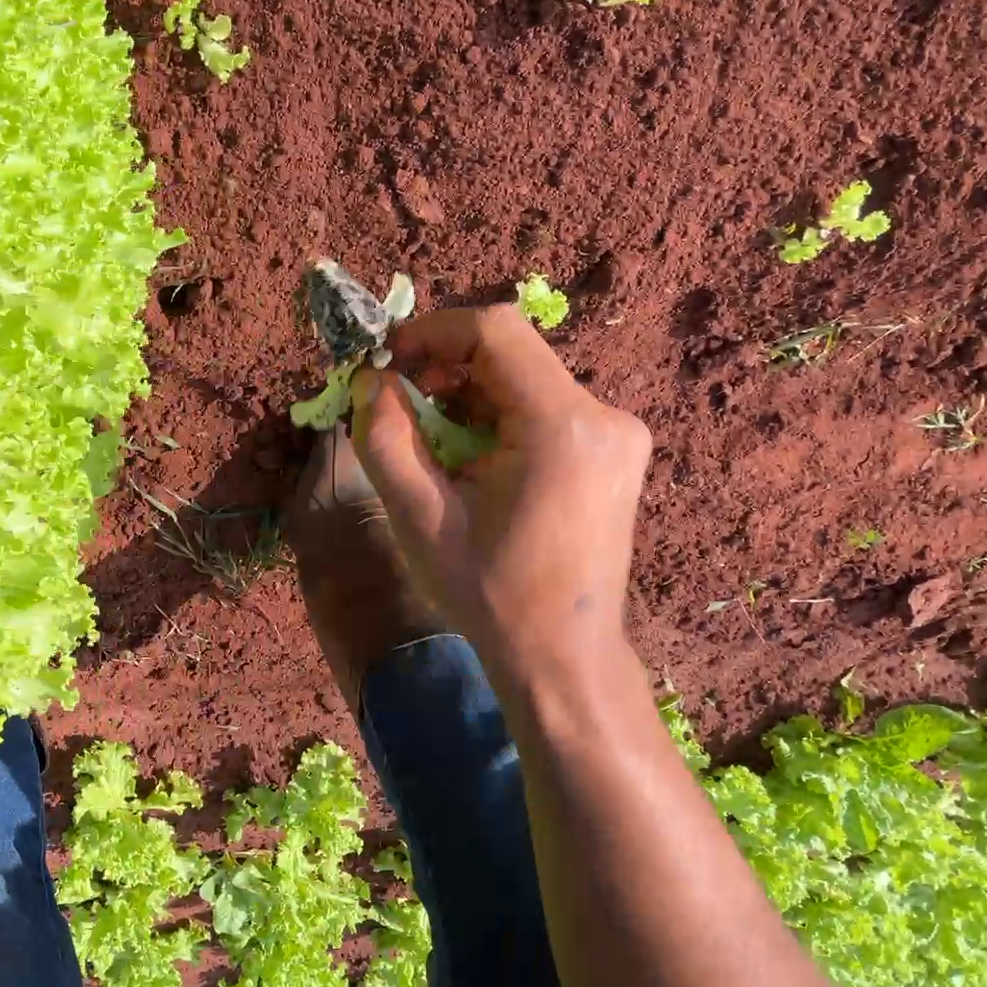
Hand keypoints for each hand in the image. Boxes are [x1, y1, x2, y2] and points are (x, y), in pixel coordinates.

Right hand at [349, 303, 652, 687]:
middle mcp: (603, 416)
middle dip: (442, 366)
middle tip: (394, 405)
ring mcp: (616, 434)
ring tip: (426, 441)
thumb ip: (385, 438)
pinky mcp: (612, 452)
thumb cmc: (487, 592)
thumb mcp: (418, 516)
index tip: (383, 361)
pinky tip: (466, 457)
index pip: (495, 331)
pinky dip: (492, 416)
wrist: (559, 654)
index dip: (430, 332)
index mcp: (562, 426)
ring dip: (464, 394)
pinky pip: (541, 407)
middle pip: (510, 352)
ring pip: (523, 379)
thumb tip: (370, 380)